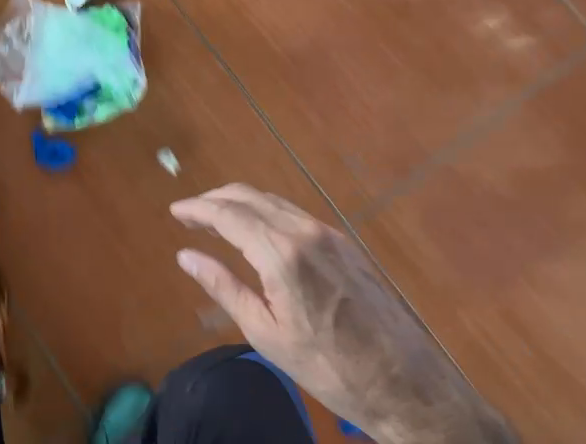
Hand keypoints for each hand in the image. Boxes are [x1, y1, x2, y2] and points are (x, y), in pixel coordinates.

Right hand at [172, 185, 515, 443]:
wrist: (410, 387)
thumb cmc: (331, 368)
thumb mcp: (267, 334)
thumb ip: (224, 287)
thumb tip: (186, 255)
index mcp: (281, 254)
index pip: (227, 214)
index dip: (197, 209)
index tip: (175, 212)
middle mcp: (304, 232)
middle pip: (249, 197)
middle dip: (215, 199)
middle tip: (191, 214)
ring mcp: (329, 236)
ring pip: (273, 202)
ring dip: (240, 203)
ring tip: (218, 221)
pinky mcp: (346, 246)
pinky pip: (294, 214)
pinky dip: (266, 212)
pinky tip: (258, 232)